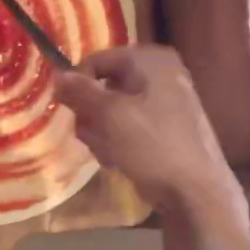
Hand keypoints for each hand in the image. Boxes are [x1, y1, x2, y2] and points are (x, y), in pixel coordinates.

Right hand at [53, 46, 247, 223]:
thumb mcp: (111, 115)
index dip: (78, 86)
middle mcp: (158, 73)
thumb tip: (57, 74)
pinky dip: (115, 143)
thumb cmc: (153, 145)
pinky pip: (124, 128)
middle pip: (102, 87)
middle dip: (91, 116)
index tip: (70, 113)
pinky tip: (118, 160)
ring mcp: (161, 101)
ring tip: (109, 153)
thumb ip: (81, 92)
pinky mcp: (160, 128)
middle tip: (93, 136)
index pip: (96, 61)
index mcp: (150, 60)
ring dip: (100, 134)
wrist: (192, 188)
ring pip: (109, 111)